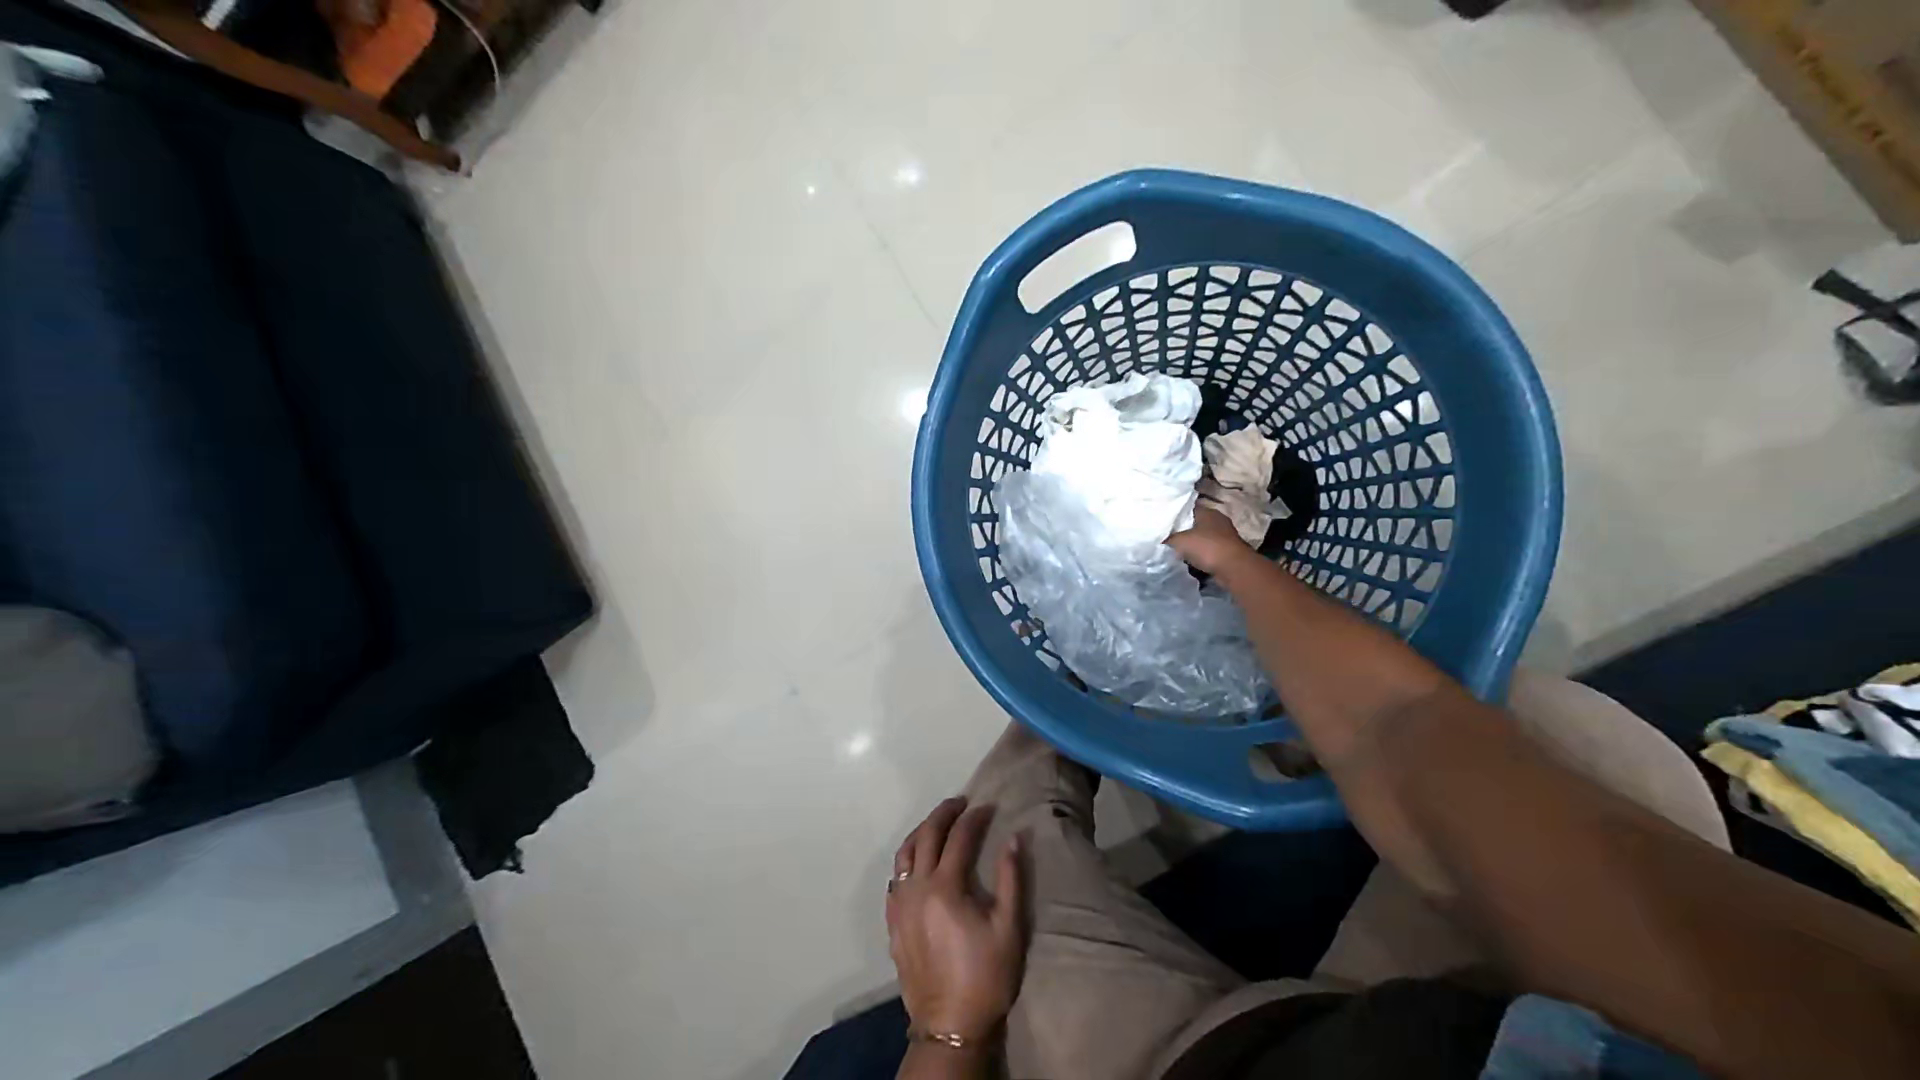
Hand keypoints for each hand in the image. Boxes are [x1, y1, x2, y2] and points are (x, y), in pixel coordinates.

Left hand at [886, 797, 1025, 1041]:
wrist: (951, 1023)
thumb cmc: (986, 975)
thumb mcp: (1008, 928)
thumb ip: (1011, 879)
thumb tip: (1015, 839)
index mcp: (945, 886)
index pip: (959, 838)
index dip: (974, 818)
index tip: (988, 807)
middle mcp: (917, 888)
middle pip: (926, 836)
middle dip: (943, 814)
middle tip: (959, 803)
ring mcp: (900, 905)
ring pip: (904, 854)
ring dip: (921, 832)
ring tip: (938, 824)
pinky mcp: (893, 922)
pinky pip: (895, 878)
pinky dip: (907, 860)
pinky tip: (918, 863)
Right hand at [1167, 505, 1253, 574]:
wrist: (1234, 568)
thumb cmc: (1206, 548)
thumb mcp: (1179, 541)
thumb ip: (1166, 537)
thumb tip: (1157, 537)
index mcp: (1207, 511)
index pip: (1186, 508)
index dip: (1174, 513)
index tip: (1162, 520)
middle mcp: (1218, 519)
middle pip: (1195, 522)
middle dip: (1183, 528)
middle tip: (1167, 535)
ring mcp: (1225, 535)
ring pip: (1203, 536)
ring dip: (1193, 542)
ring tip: (1177, 548)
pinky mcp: (1228, 549)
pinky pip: (1209, 549)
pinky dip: (1201, 553)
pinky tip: (1191, 558)